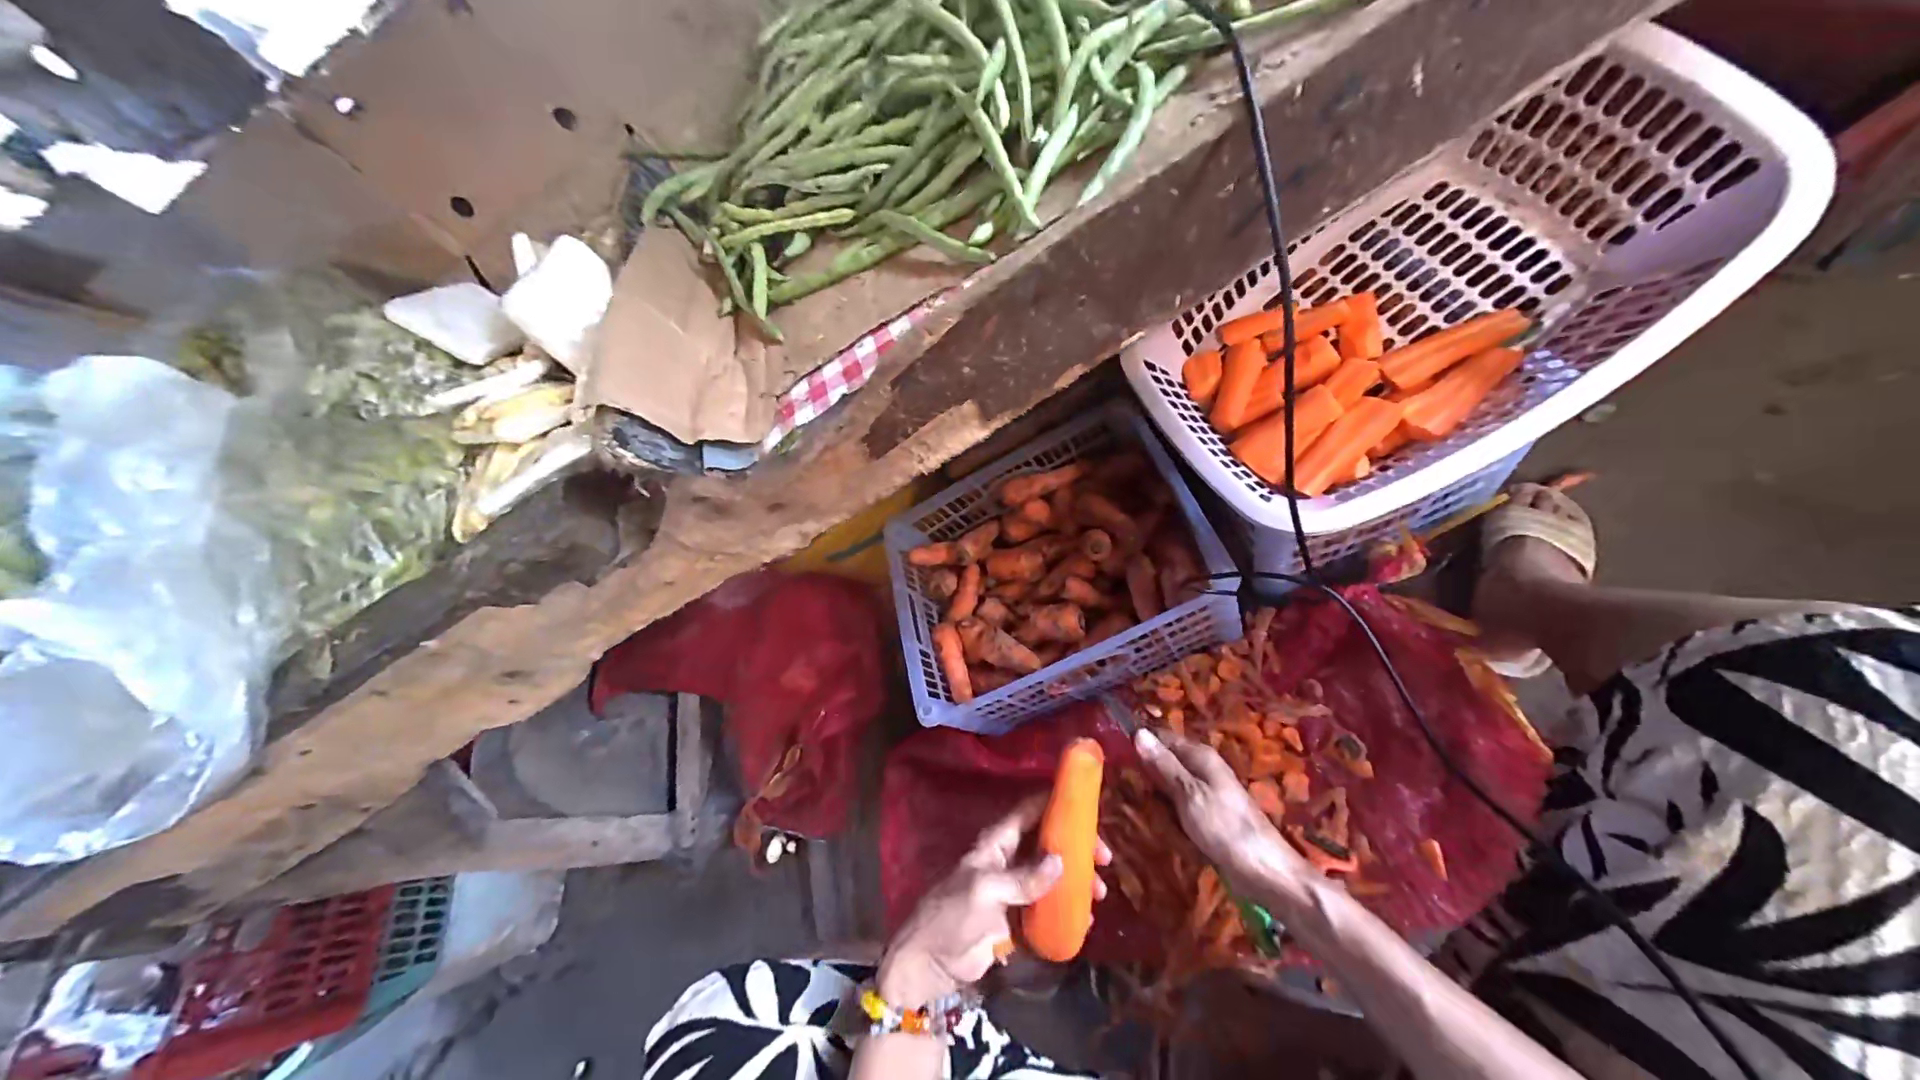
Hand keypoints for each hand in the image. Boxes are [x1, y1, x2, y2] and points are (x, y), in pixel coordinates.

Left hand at [878, 795, 1110, 1006]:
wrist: (931, 961)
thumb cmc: (951, 914)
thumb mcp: (985, 890)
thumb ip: (1023, 878)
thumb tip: (1061, 862)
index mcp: (997, 842)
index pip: (1031, 811)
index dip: (1057, 803)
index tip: (1088, 808)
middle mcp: (1010, 859)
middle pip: (1049, 843)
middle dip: (1077, 847)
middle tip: (1103, 859)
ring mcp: (1015, 890)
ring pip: (1054, 876)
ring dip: (1077, 880)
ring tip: (1098, 893)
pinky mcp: (1019, 919)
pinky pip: (1049, 909)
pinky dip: (1068, 911)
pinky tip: (1085, 919)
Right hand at [1134, 727, 1316, 905]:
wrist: (1264, 872)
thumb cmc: (1225, 828)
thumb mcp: (1189, 794)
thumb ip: (1164, 764)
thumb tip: (1139, 732)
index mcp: (1200, 756)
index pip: (1161, 737)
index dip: (1139, 742)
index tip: (1112, 751)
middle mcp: (1203, 769)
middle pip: (1164, 761)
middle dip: (1144, 771)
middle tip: (1116, 782)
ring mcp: (1205, 793)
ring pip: (1168, 785)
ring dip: (1153, 794)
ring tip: (1131, 803)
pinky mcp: (1206, 815)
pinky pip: (1177, 805)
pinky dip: (1165, 811)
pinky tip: (1154, 821)